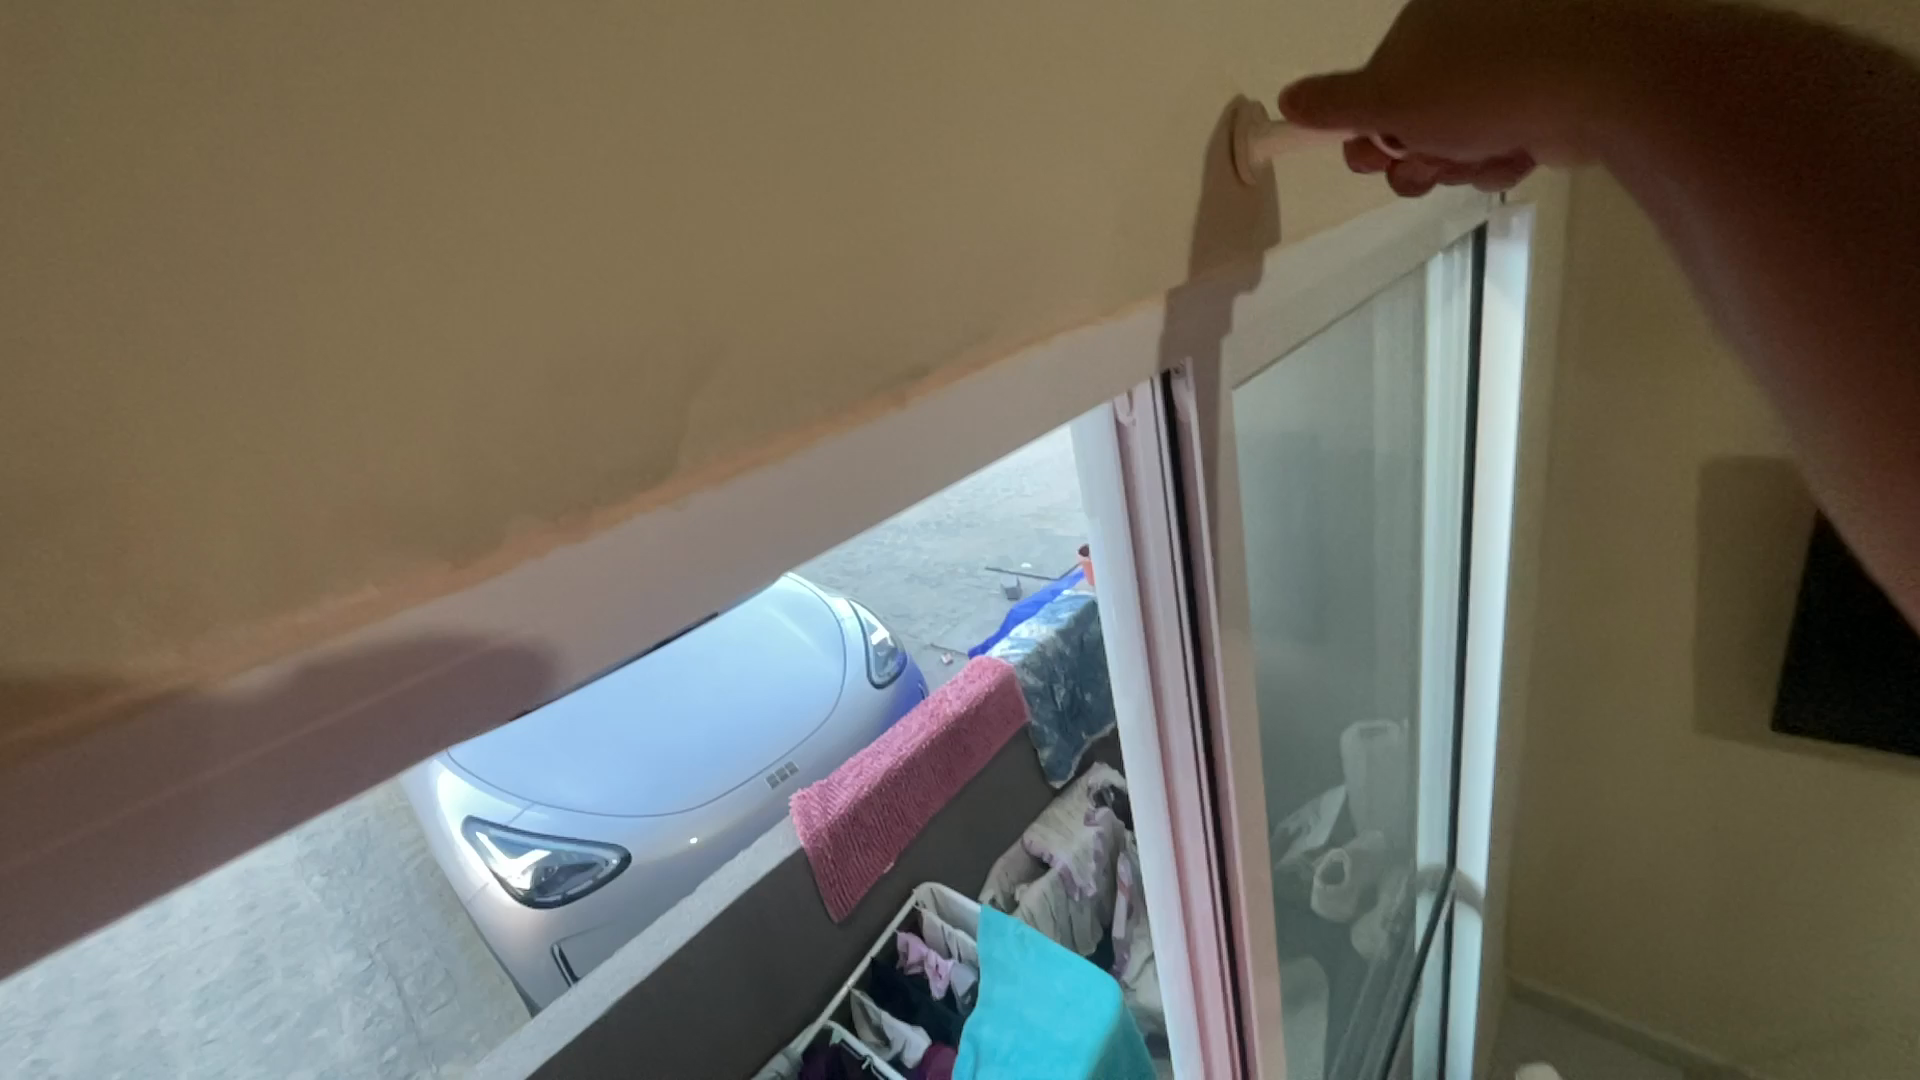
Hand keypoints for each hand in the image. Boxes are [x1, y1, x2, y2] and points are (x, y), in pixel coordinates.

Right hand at [1279, 0, 1642, 194]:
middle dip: (1413, 155)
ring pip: (1453, 137)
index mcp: (1427, 21)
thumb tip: (1287, 100)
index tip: (1380, 154)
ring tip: (1479, 154)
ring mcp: (1512, 61)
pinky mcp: (1549, 90)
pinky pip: (1498, 136)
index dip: (1368, 133)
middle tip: (1429, 160)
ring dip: (1453, 163)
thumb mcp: (1386, 98)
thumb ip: (1332, 105)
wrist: (1608, 80)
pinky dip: (1497, 155)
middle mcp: (1468, 33)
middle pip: (1410, 120)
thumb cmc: (1482, 85)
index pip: (1373, 91)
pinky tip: (1514, 151)